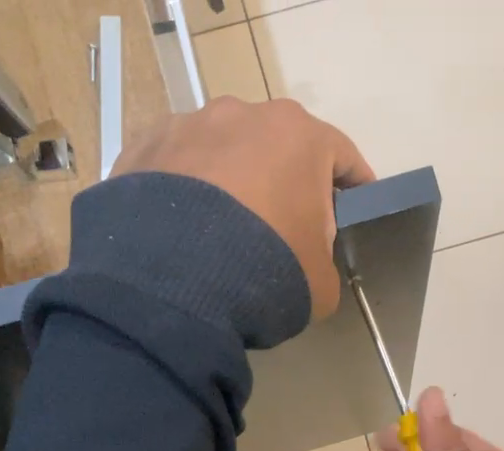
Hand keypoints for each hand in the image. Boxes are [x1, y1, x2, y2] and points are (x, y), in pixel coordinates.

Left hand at [112, 96, 375, 320]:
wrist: (178, 280)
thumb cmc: (269, 269)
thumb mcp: (322, 282)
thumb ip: (324, 260)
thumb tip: (307, 259)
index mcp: (301, 136)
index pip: (343, 156)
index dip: (356, 186)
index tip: (359, 208)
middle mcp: (245, 115)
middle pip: (279, 147)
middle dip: (287, 181)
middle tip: (288, 227)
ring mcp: (189, 124)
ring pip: (225, 152)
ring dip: (233, 182)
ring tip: (226, 232)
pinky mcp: (145, 146)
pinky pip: (179, 169)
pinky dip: (188, 193)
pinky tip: (186, 233)